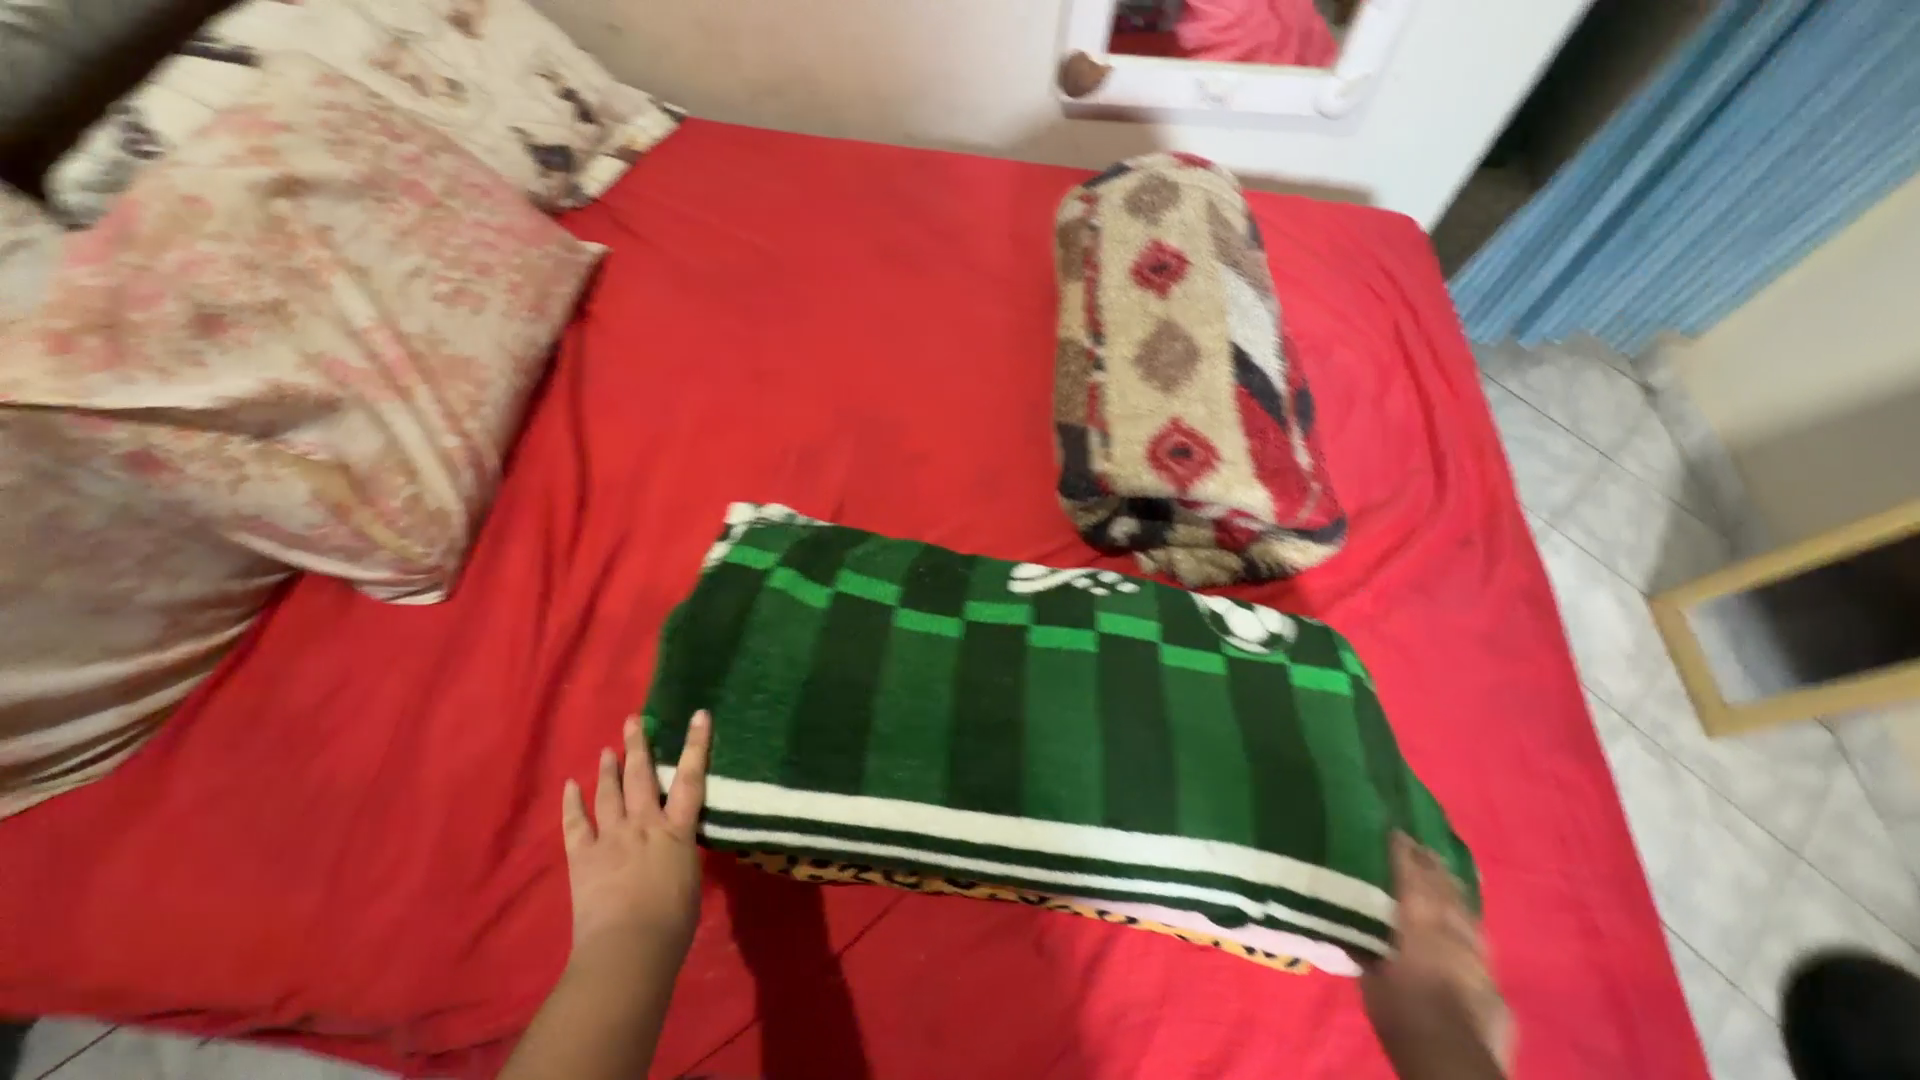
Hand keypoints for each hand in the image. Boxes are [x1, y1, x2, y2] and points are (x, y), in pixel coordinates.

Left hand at [561, 710, 711, 959]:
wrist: (629, 947)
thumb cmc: (674, 923)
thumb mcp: (690, 881)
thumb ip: (681, 856)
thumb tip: (675, 849)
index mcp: (677, 832)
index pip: (691, 779)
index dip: (696, 745)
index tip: (698, 715)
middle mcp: (644, 824)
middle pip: (642, 776)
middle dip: (639, 745)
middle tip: (633, 720)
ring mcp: (611, 838)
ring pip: (609, 793)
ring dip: (609, 769)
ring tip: (609, 749)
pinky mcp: (583, 856)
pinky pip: (576, 824)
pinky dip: (572, 803)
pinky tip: (571, 786)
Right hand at [1360, 833, 1512, 1079]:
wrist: (1455, 1063)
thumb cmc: (1404, 1017)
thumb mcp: (1371, 982)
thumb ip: (1367, 951)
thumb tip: (1352, 930)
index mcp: (1420, 927)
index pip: (1411, 879)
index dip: (1402, 853)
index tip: (1395, 830)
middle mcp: (1453, 933)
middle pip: (1444, 890)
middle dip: (1431, 865)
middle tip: (1421, 844)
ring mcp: (1479, 958)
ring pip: (1467, 913)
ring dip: (1454, 890)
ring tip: (1444, 872)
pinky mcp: (1495, 983)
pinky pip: (1479, 941)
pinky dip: (1468, 924)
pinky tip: (1466, 923)